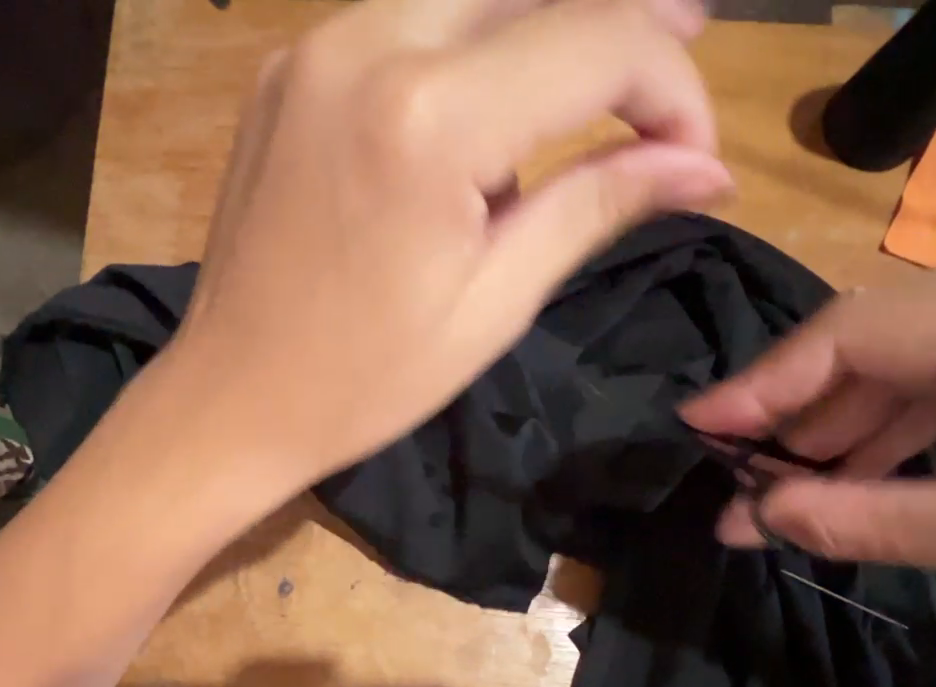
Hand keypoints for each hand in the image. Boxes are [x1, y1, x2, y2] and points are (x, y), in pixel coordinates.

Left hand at [163, 0, 731, 488]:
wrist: (231, 399)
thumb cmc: (363, 381)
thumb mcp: (492, 305)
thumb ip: (594, 206)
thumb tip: (704, 167)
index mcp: (425, 117)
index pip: (594, 43)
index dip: (671, 88)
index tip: (696, 157)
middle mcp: (364, 43)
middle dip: (621, 29)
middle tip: (677, 72)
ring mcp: (313, 47)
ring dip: (544, 35)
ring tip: (597, 91)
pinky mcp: (287, 69)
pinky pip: (403, 26)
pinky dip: (466, 52)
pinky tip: (486, 117)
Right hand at [680, 226, 935, 647]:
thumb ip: (859, 520)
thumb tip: (742, 520)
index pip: (864, 328)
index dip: (765, 380)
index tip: (695, 424)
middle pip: (884, 327)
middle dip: (803, 406)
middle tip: (737, 469)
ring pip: (919, 341)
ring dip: (851, 414)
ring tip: (787, 481)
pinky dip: (909, 409)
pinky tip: (862, 460)